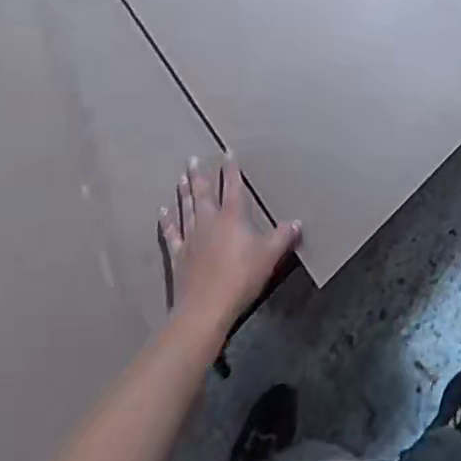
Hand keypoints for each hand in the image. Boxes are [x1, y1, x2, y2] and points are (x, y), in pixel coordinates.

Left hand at [159, 155, 299, 329]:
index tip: (227, 153)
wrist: (205, 308)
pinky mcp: (179, 255)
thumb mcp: (269, 256)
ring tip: (181, 177)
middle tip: (193, 159)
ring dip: (184, 193)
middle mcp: (209, 221)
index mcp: (232, 217)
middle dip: (200, 175)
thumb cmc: (241, 277)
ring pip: (186, 208)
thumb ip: (283, 237)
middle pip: (203, 193)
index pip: (233, 187)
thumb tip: (297, 222)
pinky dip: (167, 222)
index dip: (231, 169)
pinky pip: (172, 233)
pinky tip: (162, 212)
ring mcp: (191, 237)